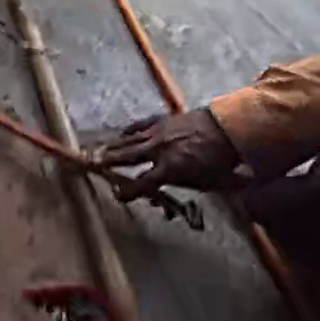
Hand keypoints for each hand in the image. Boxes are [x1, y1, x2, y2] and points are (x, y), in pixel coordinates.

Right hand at [87, 107, 241, 198]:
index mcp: (170, 168)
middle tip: (94, 163)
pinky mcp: (159, 120)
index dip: (128, 191)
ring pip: (130, 140)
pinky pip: (139, 126)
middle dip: (110, 161)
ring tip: (100, 149)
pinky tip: (122, 134)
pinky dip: (129, 132)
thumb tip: (185, 200)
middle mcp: (158, 150)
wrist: (225, 128)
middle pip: (128, 156)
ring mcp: (157, 133)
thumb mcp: (209, 184)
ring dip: (114, 146)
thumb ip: (189, 189)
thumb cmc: (221, 162)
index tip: (116, 195)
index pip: (143, 183)